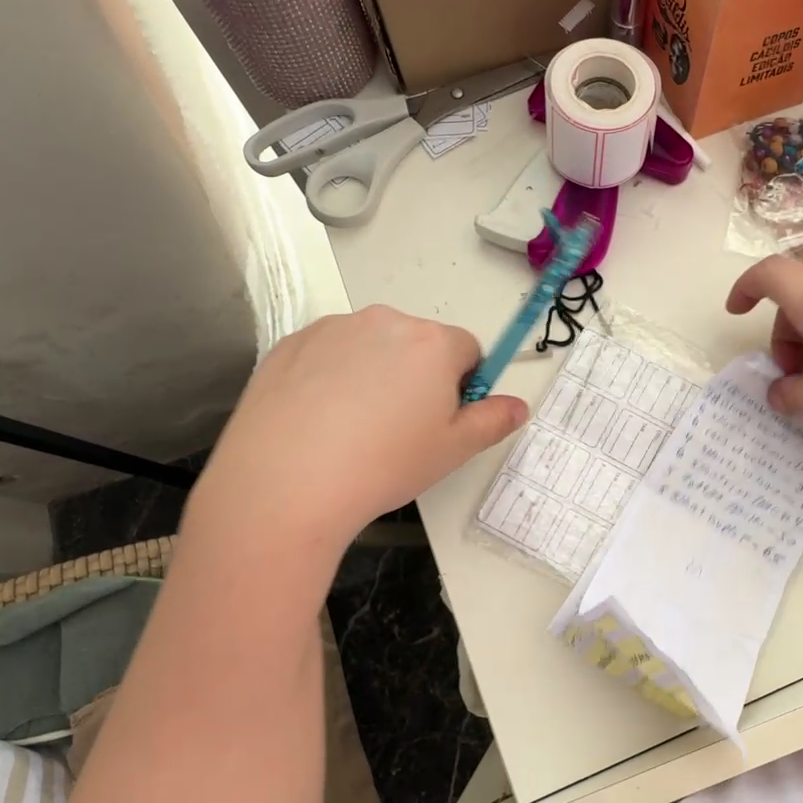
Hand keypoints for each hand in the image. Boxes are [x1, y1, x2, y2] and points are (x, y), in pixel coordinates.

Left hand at [185, 306, 526, 546]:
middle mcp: (384, 321)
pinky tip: (318, 422)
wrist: (285, 482)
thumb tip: (517, 406)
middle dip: (418, 376)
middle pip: (418, 343)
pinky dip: (330, 378)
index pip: (468, 350)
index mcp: (432, 342)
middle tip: (400, 429)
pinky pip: (327, 354)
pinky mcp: (290, 344)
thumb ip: (493, 421)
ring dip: (374, 374)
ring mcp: (332, 329)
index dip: (462, 386)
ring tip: (353, 429)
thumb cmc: (383, 464)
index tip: (442, 421)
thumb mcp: (453, 451)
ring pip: (370, 347)